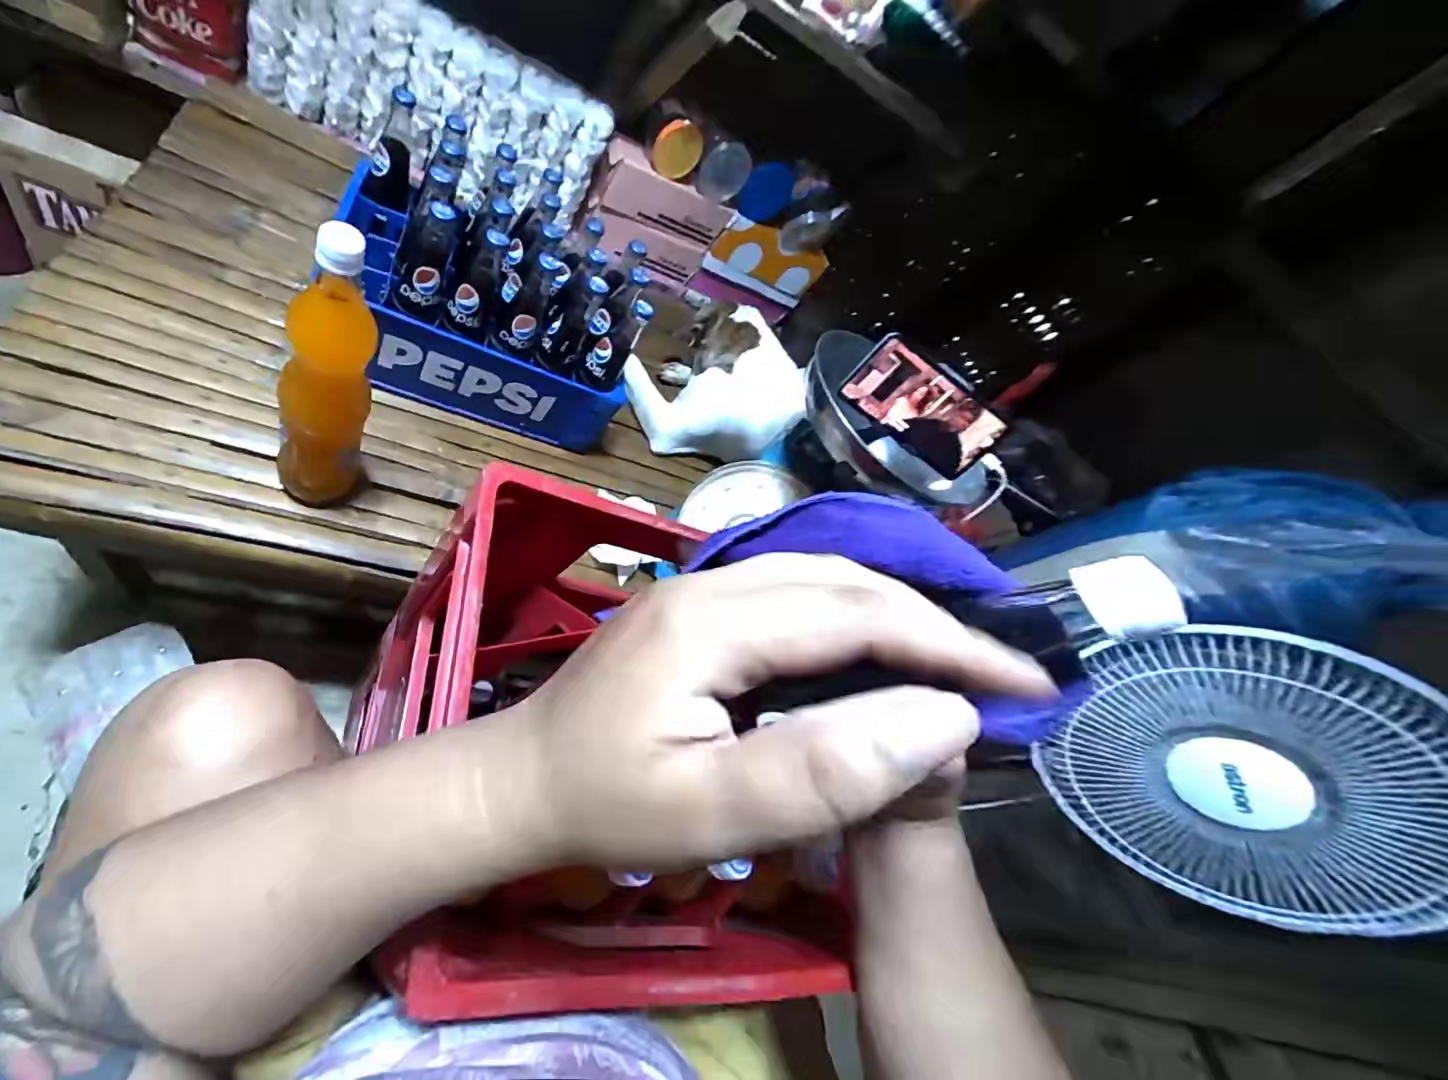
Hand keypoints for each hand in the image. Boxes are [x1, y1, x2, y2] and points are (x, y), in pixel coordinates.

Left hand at [507, 553, 1053, 868]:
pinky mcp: (678, 612)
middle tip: (999, 677)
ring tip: (946, 662)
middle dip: (925, 621)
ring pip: (808, 579)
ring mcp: (684, 592)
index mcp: (708, 623)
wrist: (521, 780)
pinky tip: (860, 653)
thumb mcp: (710, 810)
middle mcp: (699, 586)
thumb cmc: (605, 804)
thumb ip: (823, 767)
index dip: (948, 645)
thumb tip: (941, 716)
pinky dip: (836, 617)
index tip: (1029, 686)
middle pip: (835, 582)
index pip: (854, 613)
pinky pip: (776, 595)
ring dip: (884, 612)